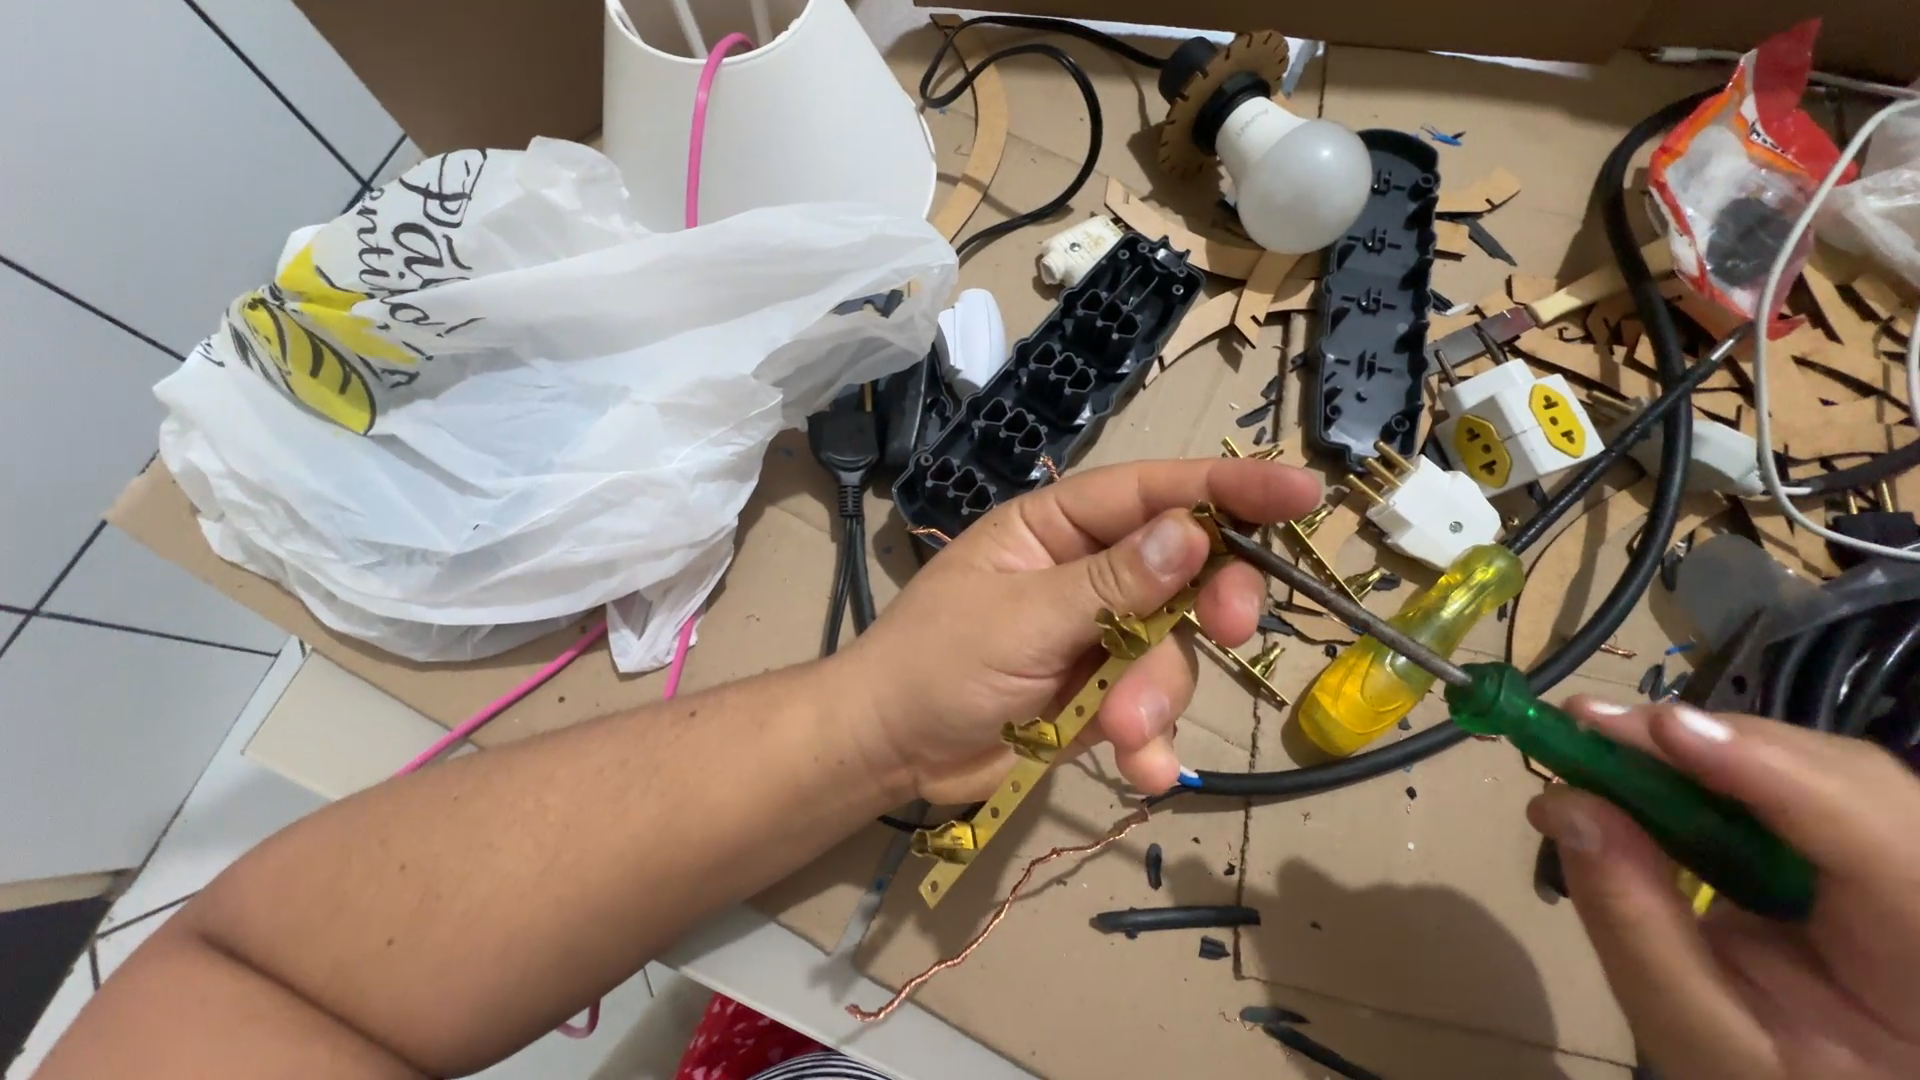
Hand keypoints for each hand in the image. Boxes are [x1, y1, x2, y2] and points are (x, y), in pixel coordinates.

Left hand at [841, 457, 1319, 802]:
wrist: (892, 751)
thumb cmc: (935, 664)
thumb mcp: (1021, 619)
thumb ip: (1109, 585)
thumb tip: (1191, 536)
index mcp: (1057, 529)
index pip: (1153, 493)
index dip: (1228, 488)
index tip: (1303, 494)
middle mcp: (1086, 572)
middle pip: (1184, 569)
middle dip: (1211, 602)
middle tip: (1232, 629)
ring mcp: (1098, 635)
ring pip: (1172, 648)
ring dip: (1156, 693)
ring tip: (1118, 731)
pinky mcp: (1100, 693)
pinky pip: (1150, 706)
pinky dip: (1150, 739)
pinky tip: (1139, 770)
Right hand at [1530, 699, 1919, 1078]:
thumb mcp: (1692, 1027)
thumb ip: (1631, 920)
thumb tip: (1563, 804)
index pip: (1876, 842)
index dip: (1768, 770)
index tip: (1658, 726)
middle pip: (1853, 782)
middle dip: (1716, 742)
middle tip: (1590, 725)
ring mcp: (1918, 868)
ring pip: (1829, 770)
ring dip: (1709, 747)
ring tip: (1606, 741)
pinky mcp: (1880, 853)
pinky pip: (1810, 785)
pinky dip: (1719, 766)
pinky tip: (1655, 766)